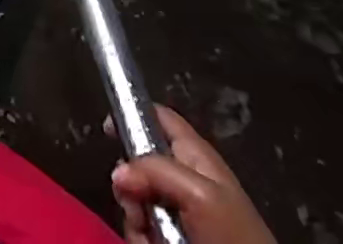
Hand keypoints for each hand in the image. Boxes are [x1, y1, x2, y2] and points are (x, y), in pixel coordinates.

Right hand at [108, 105, 275, 243]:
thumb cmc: (234, 237)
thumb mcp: (200, 195)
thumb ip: (156, 171)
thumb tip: (118, 173)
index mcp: (195, 156)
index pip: (159, 117)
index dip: (132, 112)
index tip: (108, 129)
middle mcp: (184, 179)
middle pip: (138, 163)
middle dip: (129, 184)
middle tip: (137, 206)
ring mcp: (179, 213)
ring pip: (136, 201)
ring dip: (135, 219)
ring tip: (151, 238)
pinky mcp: (174, 240)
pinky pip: (143, 231)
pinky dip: (141, 239)